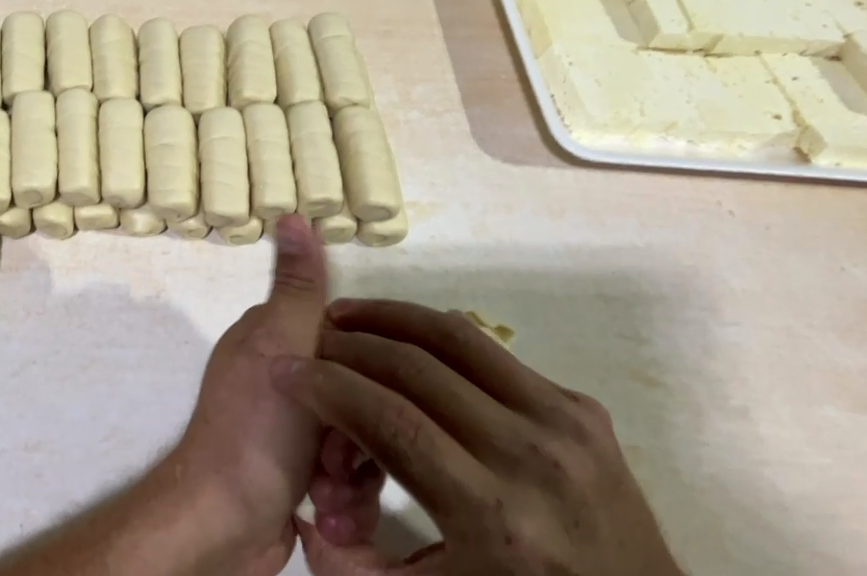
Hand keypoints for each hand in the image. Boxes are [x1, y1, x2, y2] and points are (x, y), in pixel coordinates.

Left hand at [165, 213, 330, 574]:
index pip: (350, 340)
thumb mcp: (282, 346)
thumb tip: (292, 212)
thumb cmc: (256, 429)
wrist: (225, 521)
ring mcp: (286, 427)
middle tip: (334, 461)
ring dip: (353, 477)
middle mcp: (280, 377)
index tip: (358, 403)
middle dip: (360, 436)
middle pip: (360, 395)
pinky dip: (342, 501)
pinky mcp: (296, 473)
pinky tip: (328, 518)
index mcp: (273, 338)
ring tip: (329, 498)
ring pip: (359, 441)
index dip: (367, 375)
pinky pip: (346, 480)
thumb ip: (298, 286)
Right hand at [272, 300, 681, 575]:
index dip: (327, 387)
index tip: (284, 370)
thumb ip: (353, 567)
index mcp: (495, 520)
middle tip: (310, 342)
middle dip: (347, 346)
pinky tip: (402, 342)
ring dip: (388, 317)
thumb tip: (305, 512)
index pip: (390, 420)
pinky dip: (433, 336)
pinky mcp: (582, 407)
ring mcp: (565, 424)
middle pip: (415, 367)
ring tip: (344, 316)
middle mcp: (532, 458)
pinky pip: (489, 352)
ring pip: (454, 336)